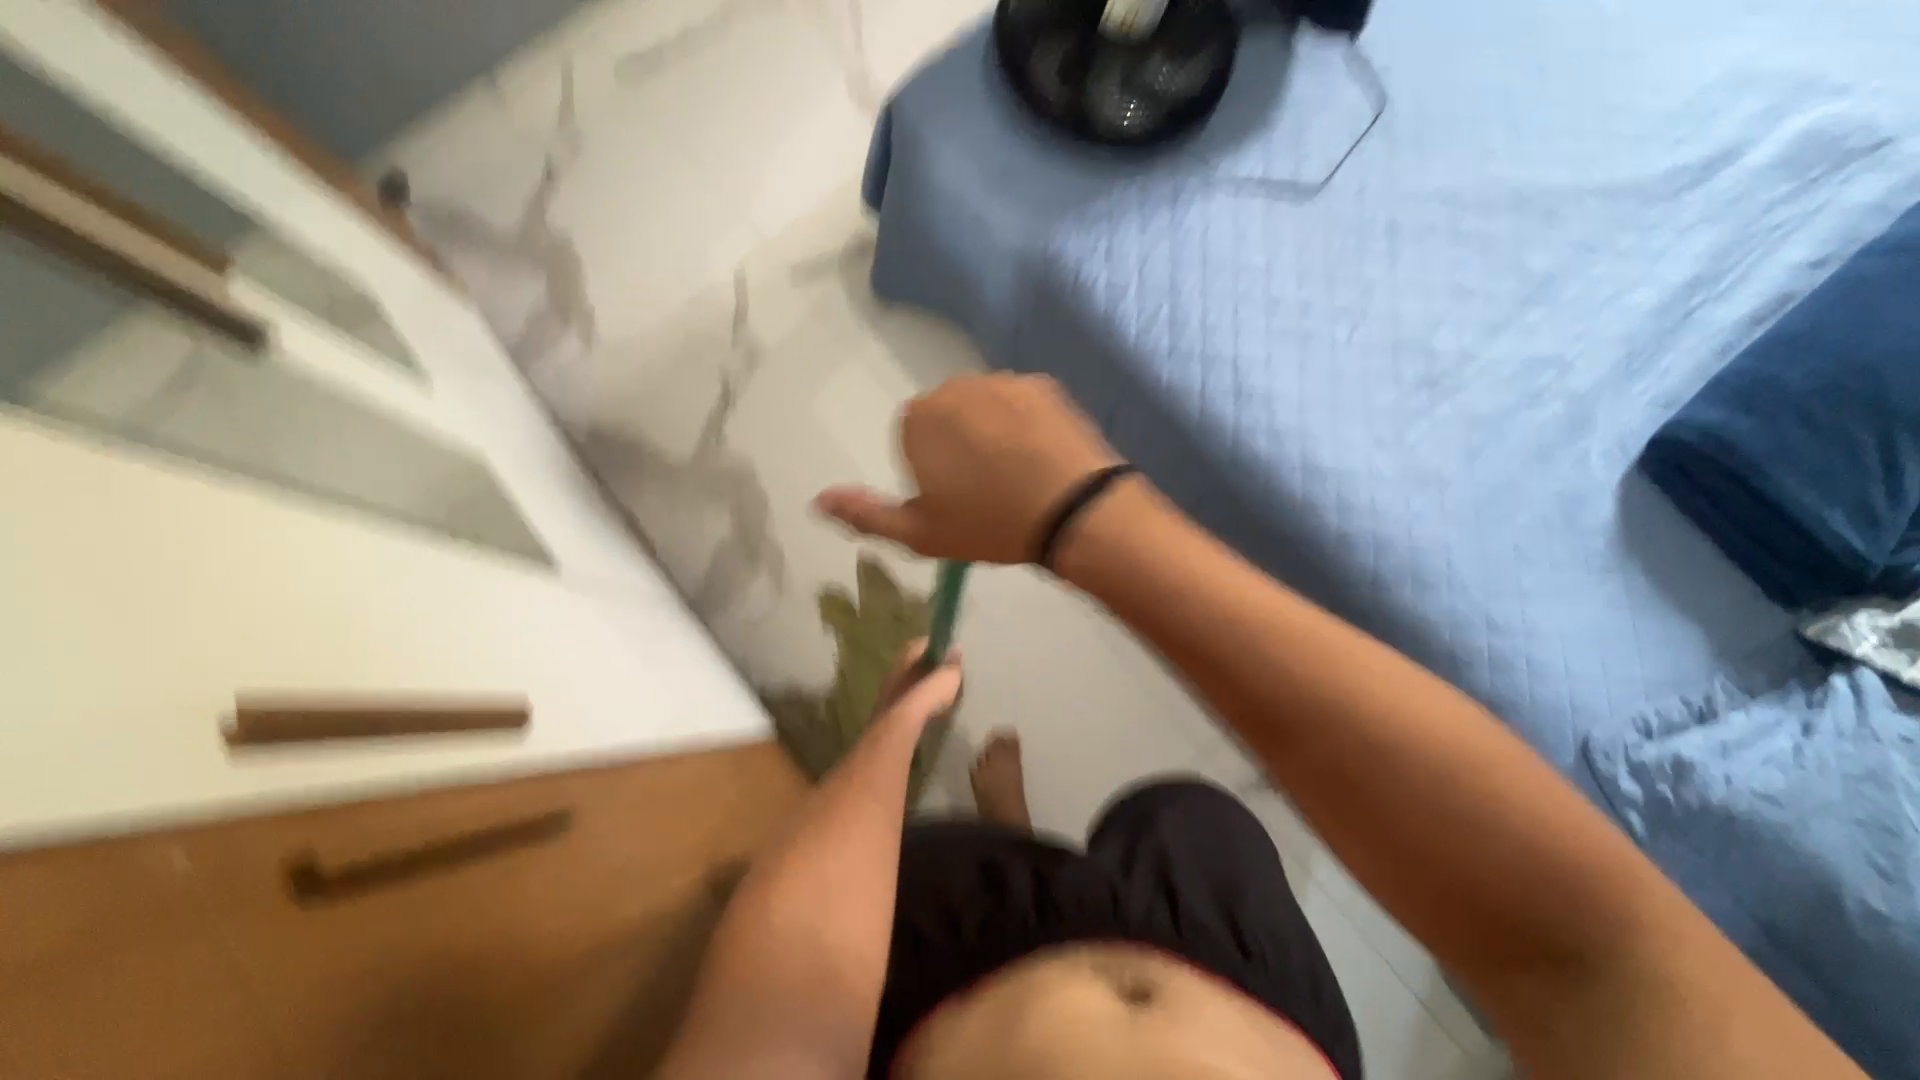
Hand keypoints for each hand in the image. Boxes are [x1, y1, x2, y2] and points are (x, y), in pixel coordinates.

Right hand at [815, 374, 1122, 563]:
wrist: (1074, 511)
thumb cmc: (989, 525)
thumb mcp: (920, 534)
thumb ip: (866, 514)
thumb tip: (818, 500)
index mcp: (918, 418)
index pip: (912, 441)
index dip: (932, 475)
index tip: (958, 503)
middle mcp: (955, 387)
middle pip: (946, 420)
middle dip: (958, 448)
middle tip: (988, 493)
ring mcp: (1002, 381)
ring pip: (983, 409)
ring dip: (991, 434)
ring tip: (1017, 477)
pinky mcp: (1044, 384)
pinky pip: (1020, 404)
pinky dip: (1024, 426)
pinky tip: (1041, 459)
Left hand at [872, 640, 963, 731]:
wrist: (902, 725)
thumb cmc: (927, 695)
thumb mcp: (948, 677)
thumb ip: (953, 663)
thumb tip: (956, 648)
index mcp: (908, 654)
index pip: (922, 642)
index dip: (937, 645)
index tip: (950, 652)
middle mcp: (896, 667)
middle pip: (914, 662)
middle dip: (929, 666)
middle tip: (946, 673)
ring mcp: (889, 687)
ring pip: (909, 680)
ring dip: (921, 685)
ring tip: (938, 693)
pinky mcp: (888, 706)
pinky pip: (906, 698)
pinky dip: (916, 701)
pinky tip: (928, 708)